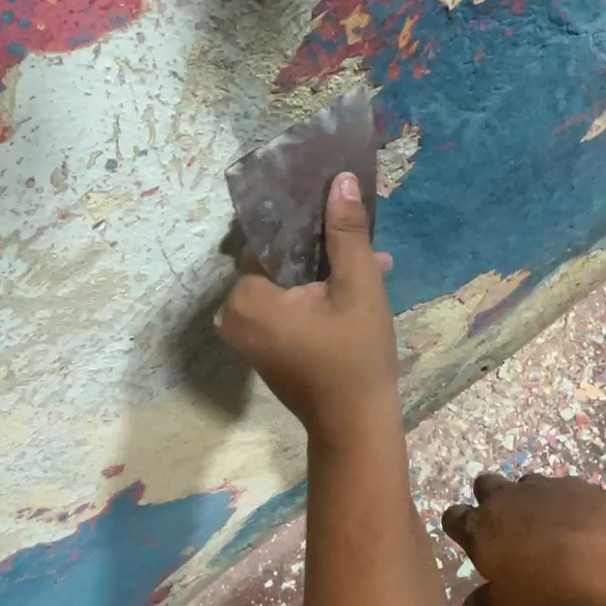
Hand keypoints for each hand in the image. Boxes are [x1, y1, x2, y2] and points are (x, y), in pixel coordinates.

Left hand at [215, 172, 398, 438]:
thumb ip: (346, 232)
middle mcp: (234, 314)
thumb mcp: (357, 286)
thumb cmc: (355, 356)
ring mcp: (247, 335)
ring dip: (324, 272)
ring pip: (287, 284)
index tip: (335, 204)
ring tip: (371, 263)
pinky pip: (286, 307)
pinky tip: (355, 287)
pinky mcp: (264, 348)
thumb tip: (341, 180)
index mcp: (246, 297)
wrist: (356, 425)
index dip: (304, 218)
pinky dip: (314, 296)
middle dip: (321, 248)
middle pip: (278, 261)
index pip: (268, 237)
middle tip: (360, 237)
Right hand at [442, 473, 605, 605]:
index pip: (453, 518)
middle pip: (484, 486)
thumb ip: (488, 604)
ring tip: (546, 529)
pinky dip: (562, 504)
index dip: (457, 526)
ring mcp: (540, 487)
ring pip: (522, 484)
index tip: (466, 538)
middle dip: (489, 500)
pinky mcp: (575, 483)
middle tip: (505, 528)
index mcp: (480, 529)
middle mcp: (504, 500)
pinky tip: (578, 525)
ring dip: (527, 500)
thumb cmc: (548, 587)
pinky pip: (559, 489)